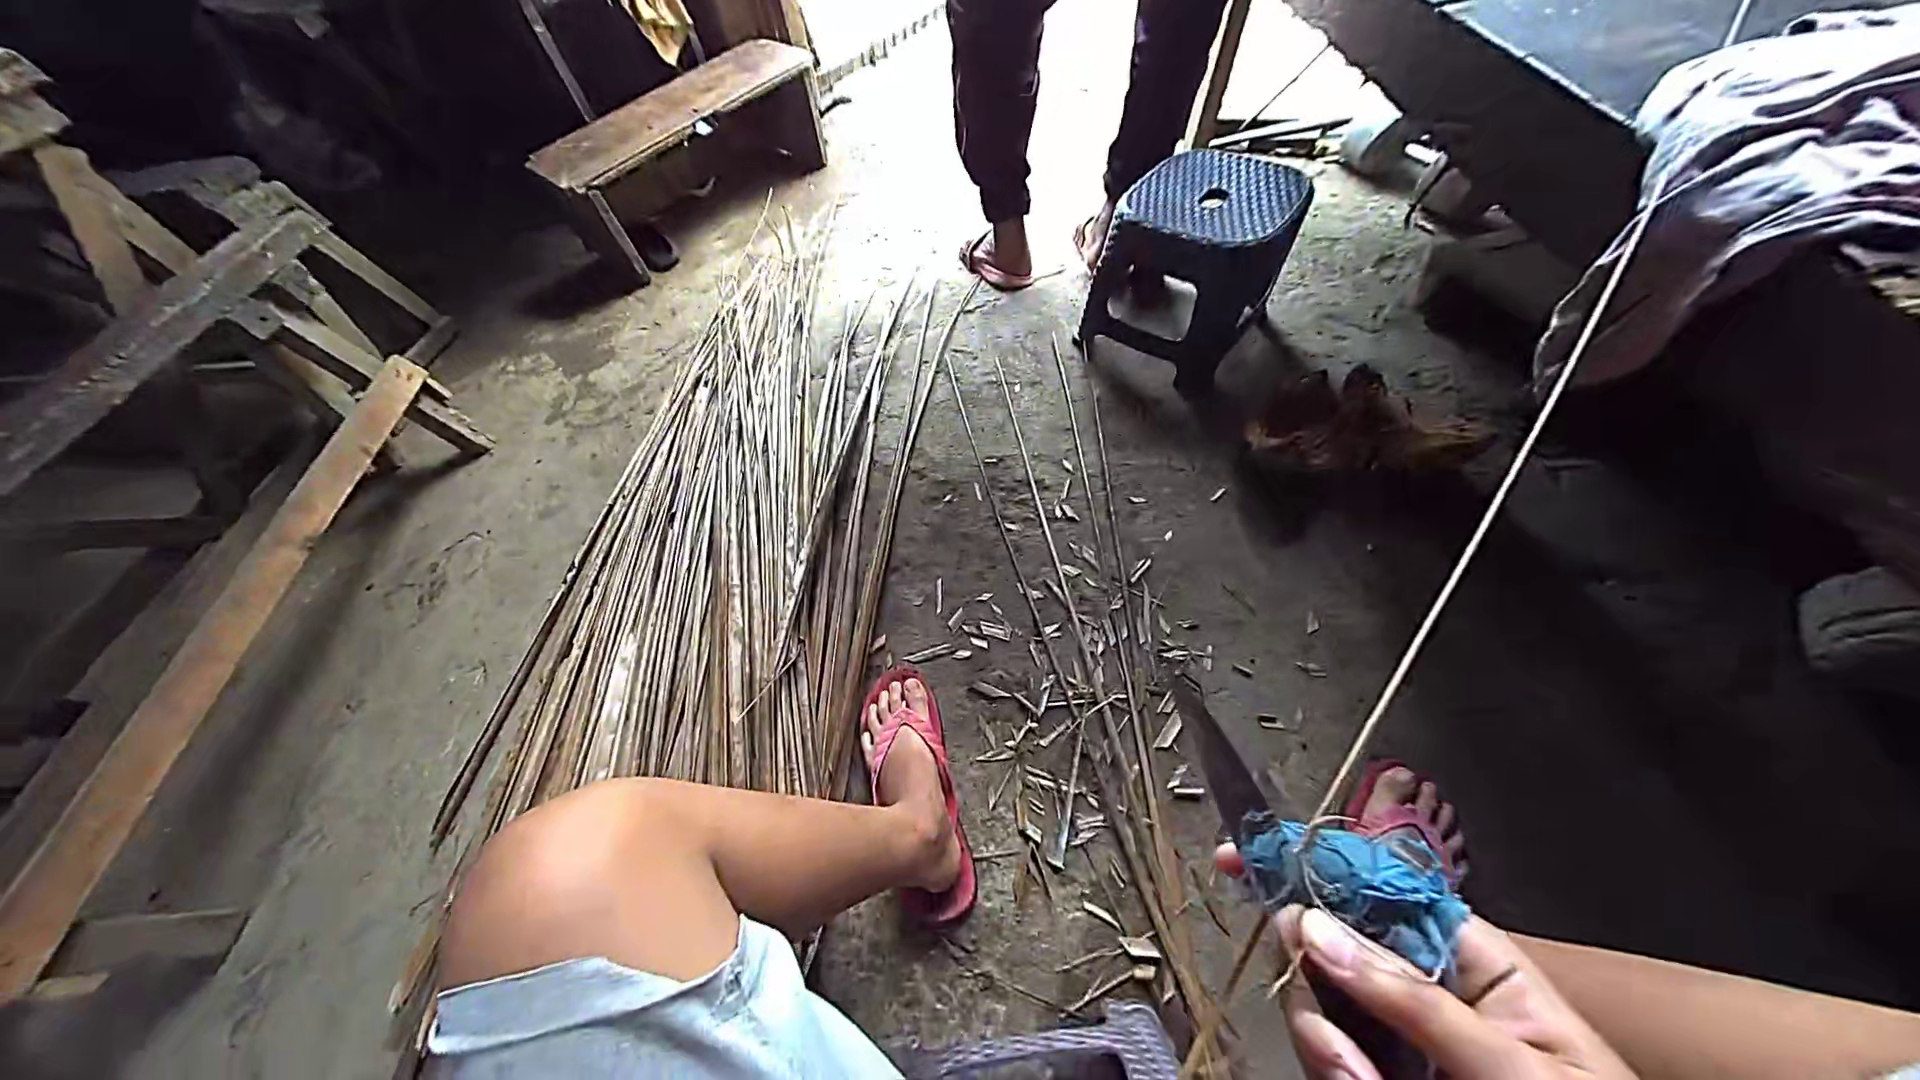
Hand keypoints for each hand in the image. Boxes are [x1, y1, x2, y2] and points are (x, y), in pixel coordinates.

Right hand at [1216, 845, 1633, 1079]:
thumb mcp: (1513, 1065)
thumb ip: (1410, 997)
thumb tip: (1311, 925)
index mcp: (1457, 950)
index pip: (1368, 881)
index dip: (1302, 859)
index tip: (1238, 857)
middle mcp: (1413, 978)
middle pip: (1324, 940)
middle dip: (1308, 975)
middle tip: (1325, 1026)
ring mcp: (1391, 1028)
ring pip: (1315, 996)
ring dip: (1321, 1035)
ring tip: (1356, 1075)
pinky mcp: (1375, 1068)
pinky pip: (1327, 1049)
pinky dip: (1330, 1067)